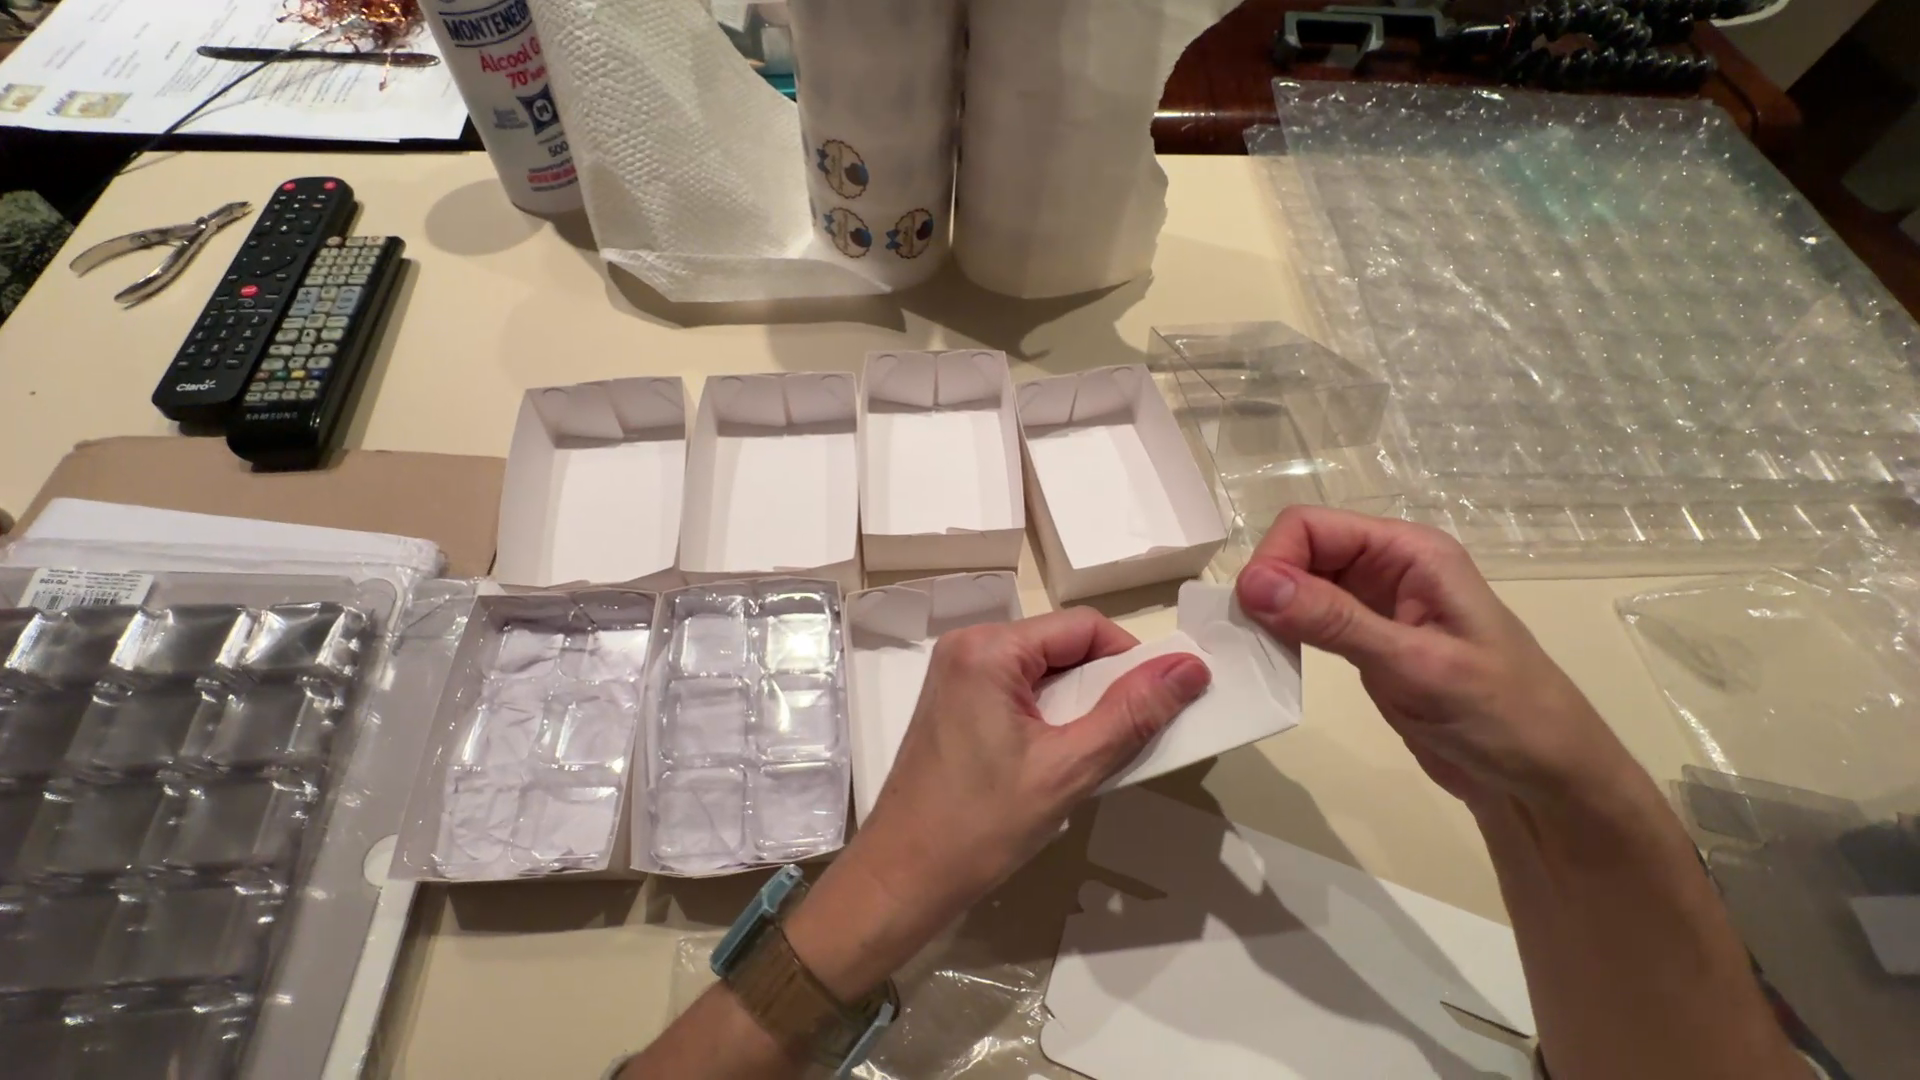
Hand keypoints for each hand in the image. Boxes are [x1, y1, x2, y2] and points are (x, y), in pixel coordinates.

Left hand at [784, 608, 1209, 999]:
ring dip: (1078, 702)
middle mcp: (968, 646)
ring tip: (1097, 749)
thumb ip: (1131, 714)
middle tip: (1132, 733)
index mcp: (990, 649)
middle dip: (1104, 684)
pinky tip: (1061, 753)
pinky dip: (1049, 713)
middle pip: (1060, 644)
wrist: (902, 877)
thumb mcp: (1068, 769)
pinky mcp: (954, 700)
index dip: (1130, 658)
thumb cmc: (981, 826)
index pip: (1083, 626)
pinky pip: (1017, 688)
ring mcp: (956, 673)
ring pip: (1041, 668)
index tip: (1160, 702)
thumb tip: (1189, 667)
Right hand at [1233, 506, 1635, 809]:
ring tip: (1260, 651)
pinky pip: (1309, 619)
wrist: (1544, 781)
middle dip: (1268, 585)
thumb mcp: (1414, 665)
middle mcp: (1389, 566)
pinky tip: (1280, 661)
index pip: (1311, 525)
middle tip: (1252, 637)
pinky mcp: (1365, 639)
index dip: (1274, 559)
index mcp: (1410, 552)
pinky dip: (1285, 634)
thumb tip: (1253, 583)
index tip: (1254, 611)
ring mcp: (1375, 603)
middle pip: (1301, 550)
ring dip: (1272, 611)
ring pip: (1298, 584)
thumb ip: (1333, 620)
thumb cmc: (1501, 715)